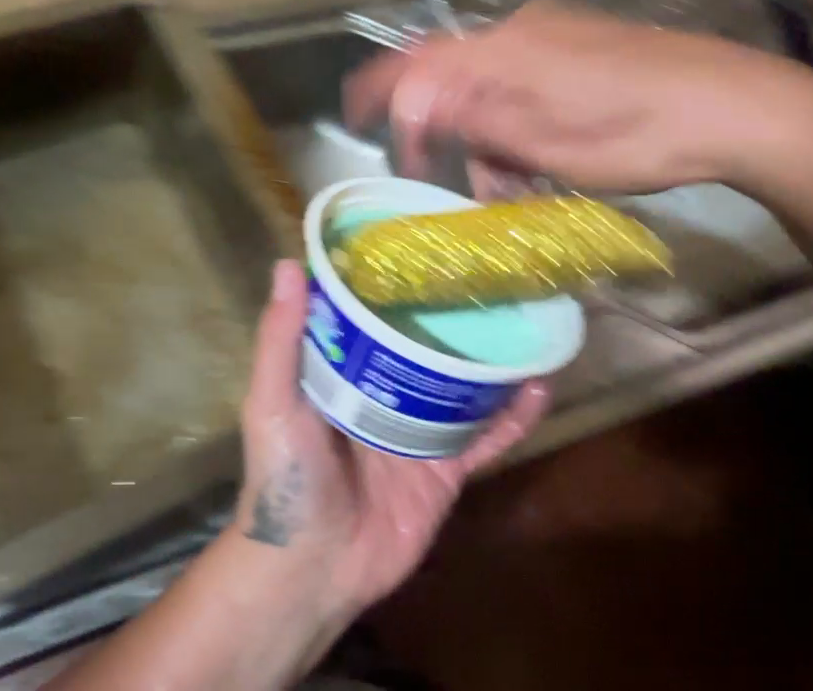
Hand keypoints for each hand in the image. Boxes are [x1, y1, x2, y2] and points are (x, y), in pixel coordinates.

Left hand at [235, 259, 549, 613]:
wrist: (313, 570)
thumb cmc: (284, 477)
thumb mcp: (272, 401)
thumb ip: (280, 339)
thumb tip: (287, 264)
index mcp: (338, 374)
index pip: (366, 318)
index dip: (388, 285)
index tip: (417, 243)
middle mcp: (379, 395)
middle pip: (420, 347)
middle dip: (448, 316)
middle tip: (486, 275)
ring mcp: (416, 432)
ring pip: (460, 386)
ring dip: (489, 359)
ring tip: (523, 318)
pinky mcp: (445, 470)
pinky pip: (486, 438)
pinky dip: (513, 416)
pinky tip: (540, 386)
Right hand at [343, 0, 812, 195]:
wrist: (744, 106)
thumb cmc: (642, 136)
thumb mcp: (551, 148)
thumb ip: (478, 124)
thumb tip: (419, 111)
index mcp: (507, 52)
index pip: (419, 62)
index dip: (378, 90)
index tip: (358, 124)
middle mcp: (523, 30)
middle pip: (454, 77)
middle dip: (448, 132)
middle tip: (465, 184)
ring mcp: (556, 33)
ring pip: (491, 84)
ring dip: (488, 134)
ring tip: (514, 187)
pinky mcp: (583, 43)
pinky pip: (524, 79)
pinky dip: (517, 120)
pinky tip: (541, 158)